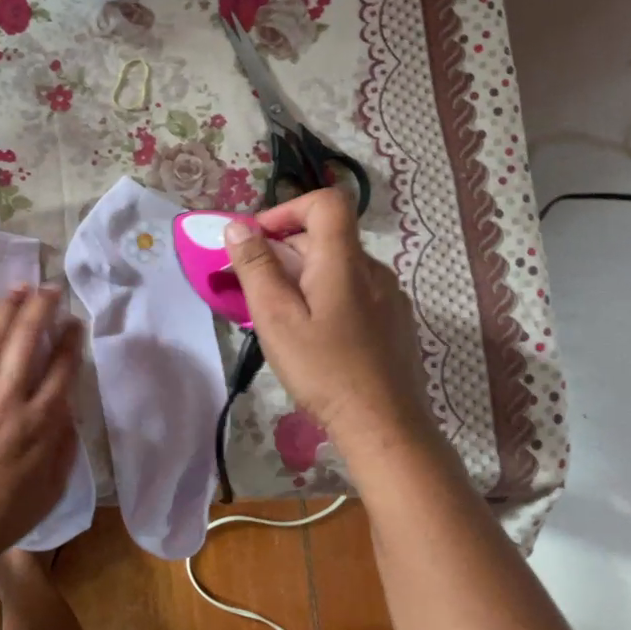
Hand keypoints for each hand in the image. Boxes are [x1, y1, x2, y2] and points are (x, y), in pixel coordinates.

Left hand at [0, 287, 80, 561]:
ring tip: (18, 288)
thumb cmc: (5, 514)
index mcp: (40, 424)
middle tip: (49, 288)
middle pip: (26, 341)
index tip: (74, 323)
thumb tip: (66, 408)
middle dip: (40, 309)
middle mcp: (7, 400)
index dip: (70, 341)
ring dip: (6, 310)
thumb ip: (63, 443)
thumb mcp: (53, 487)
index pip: (61, 368)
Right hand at [224, 190, 428, 446]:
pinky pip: (350, 290)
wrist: (384, 426)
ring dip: (299, 276)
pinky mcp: (392, 322)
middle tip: (251, 289)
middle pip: (324, 237)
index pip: (326, 203)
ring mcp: (387, 297)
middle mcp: (373, 270)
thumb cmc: (323, 369)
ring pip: (335, 266)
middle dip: (282, 251)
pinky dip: (321, 296)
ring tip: (276, 316)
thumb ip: (256, 267)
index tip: (257, 240)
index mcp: (344, 262)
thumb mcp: (275, 316)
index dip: (287, 209)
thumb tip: (238, 226)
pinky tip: (309, 335)